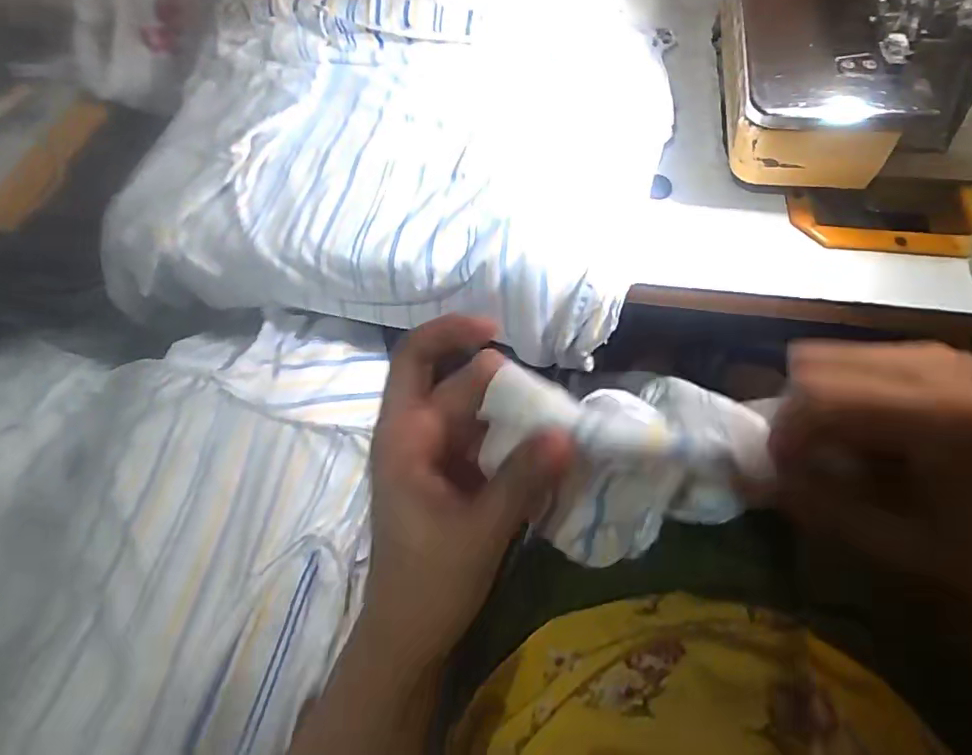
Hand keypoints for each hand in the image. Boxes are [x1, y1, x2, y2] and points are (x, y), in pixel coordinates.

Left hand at [359, 315, 573, 662]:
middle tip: (544, 394)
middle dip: (501, 379)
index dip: (451, 332)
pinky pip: (487, 436)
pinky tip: (546, 445)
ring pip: (476, 408)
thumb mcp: (480, 532)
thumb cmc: (429, 584)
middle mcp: (417, 433)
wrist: (408, 639)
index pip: (418, 359)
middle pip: (457, 381)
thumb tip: (567, 434)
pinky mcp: (455, 471)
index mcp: (404, 436)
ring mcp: (437, 452)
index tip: (498, 331)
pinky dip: (515, 434)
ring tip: (556, 417)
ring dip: (513, 408)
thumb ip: (521, 479)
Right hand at [768, 341, 971, 635]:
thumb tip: (752, 477)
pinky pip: (866, 359)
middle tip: (803, 460)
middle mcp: (937, 366)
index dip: (784, 432)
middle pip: (818, 361)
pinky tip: (870, 435)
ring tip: (835, 449)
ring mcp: (946, 356)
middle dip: (798, 411)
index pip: (819, 396)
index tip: (776, 470)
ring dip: (821, 400)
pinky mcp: (950, 360)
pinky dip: (849, 392)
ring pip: (837, 355)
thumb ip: (820, 506)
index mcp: (934, 414)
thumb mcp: (902, 551)